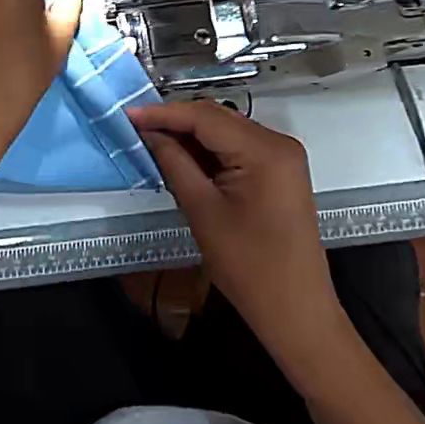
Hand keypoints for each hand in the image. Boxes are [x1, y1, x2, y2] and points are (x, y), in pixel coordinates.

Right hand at [129, 101, 346, 362]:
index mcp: (265, 151)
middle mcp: (279, 143)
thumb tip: (150, 134)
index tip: (129, 114)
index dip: (164, 113)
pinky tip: (183, 156)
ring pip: (227, 130)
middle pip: (218, 117)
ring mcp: (283, 156)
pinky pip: (238, 147)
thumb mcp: (203, 211)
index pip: (206, 117)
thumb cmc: (249, 267)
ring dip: (191, 135)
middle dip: (176, 121)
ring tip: (153, 140)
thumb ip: (174, 163)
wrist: (295, 310)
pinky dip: (210, 150)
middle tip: (136, 127)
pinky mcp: (280, 170)